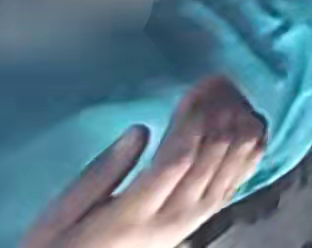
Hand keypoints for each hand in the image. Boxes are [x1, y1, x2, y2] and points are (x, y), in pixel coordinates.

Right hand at [21, 76, 267, 247]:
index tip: (196, 86)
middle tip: (215, 79)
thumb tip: (139, 130)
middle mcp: (179, 214)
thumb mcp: (57, 220)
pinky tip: (244, 112)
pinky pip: (251, 163)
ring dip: (241, 113)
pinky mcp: (217, 208)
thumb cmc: (60, 246)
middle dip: (221, 105)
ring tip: (227, 90)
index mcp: (134, 216)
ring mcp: (204, 211)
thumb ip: (98, 175)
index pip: (181, 157)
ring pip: (243, 151)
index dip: (195, 116)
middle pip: (218, 148)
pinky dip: (254, 132)